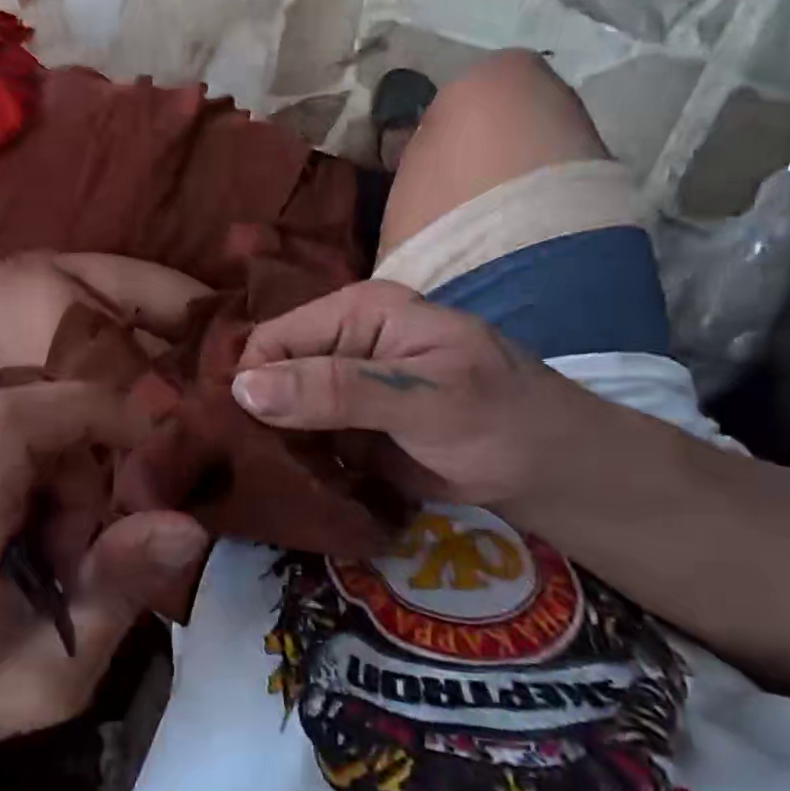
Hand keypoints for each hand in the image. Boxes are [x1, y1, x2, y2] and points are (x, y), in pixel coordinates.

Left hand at [0, 383, 209, 757]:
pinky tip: (36, 550)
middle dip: (86, 482)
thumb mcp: (58, 671)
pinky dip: (49, 492)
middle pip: (35, 429)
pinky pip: (16, 454)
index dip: (85, 409)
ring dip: (69, 495)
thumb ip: (117, 590)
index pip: (10, 419)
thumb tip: (189, 527)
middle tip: (85, 561)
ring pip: (33, 442)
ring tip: (56, 569)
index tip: (145, 441)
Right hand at [230, 280, 599, 507]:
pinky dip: (288, 457)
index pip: (271, 339)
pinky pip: (297, 436)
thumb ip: (337, 390)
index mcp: (355, 311)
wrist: (552, 473)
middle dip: (254, 415)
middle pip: (267, 372)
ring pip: (276, 408)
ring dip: (268, 441)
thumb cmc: (500, 420)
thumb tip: (243, 389)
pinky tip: (283, 479)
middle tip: (242, 462)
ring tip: (258, 475)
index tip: (237, 434)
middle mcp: (339, 340)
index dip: (250, 383)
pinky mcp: (342, 423)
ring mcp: (340, 384)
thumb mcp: (424, 398)